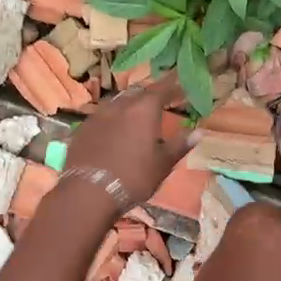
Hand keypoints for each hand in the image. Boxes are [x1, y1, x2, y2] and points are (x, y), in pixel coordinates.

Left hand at [61, 73, 194, 206]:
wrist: (87, 193)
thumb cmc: (133, 177)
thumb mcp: (162, 164)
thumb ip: (180, 145)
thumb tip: (199, 132)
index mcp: (144, 109)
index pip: (162, 88)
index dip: (173, 87)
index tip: (182, 88)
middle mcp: (121, 105)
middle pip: (139, 92)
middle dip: (152, 95)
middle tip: (161, 102)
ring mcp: (98, 115)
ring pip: (118, 102)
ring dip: (131, 105)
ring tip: (137, 115)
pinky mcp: (82, 128)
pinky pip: (102, 115)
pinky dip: (113, 118)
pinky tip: (114, 130)